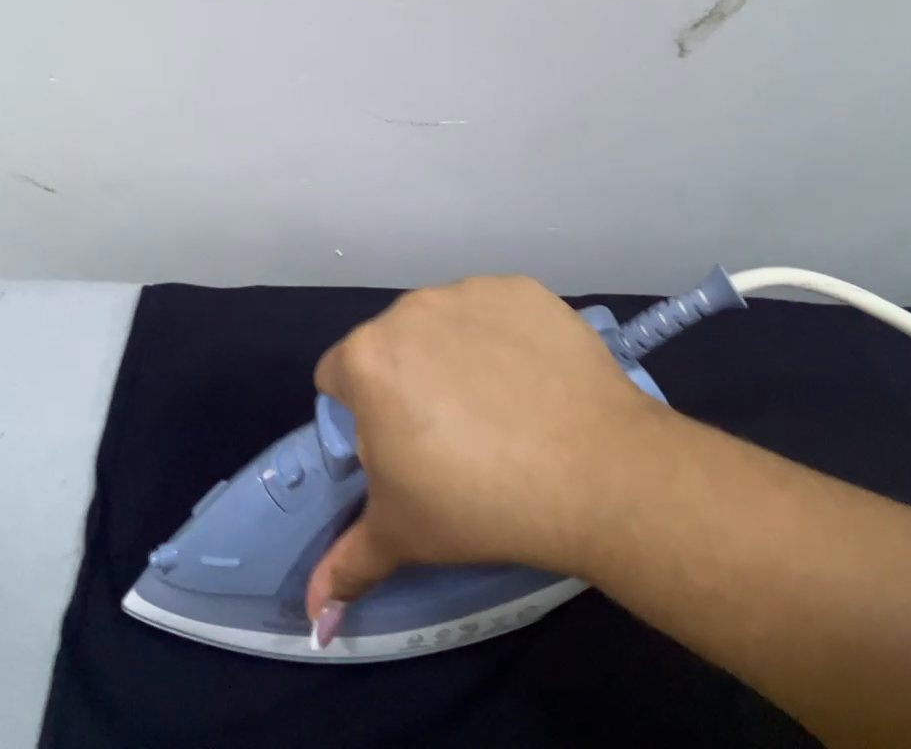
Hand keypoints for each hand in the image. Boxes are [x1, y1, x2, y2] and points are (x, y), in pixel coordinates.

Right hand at [304, 275, 664, 641]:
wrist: (596, 471)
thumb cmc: (481, 503)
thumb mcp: (403, 536)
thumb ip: (347, 566)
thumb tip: (314, 621)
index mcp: (367, 359)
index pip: (337, 377)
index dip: (362, 415)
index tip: (401, 447)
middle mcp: (411, 310)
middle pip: (392, 345)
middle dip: (408, 381)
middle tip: (452, 434)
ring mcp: (471, 292)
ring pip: (445, 324)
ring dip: (456, 355)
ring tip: (501, 409)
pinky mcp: (524, 289)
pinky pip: (497, 312)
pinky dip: (506, 338)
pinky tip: (534, 380)